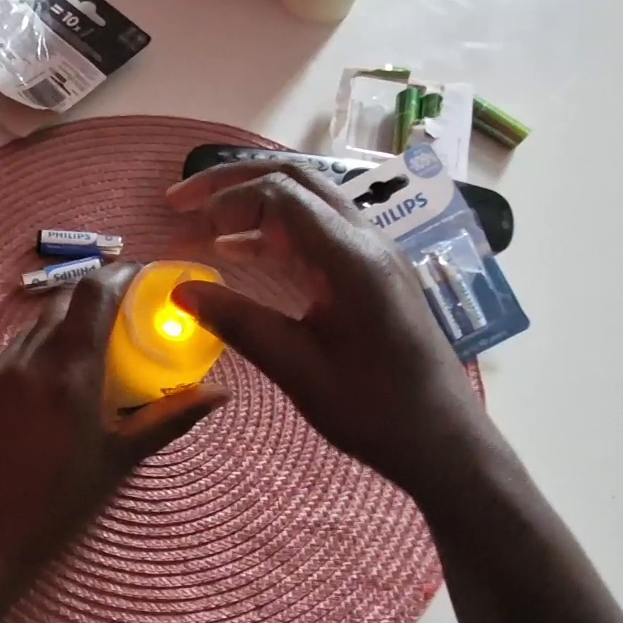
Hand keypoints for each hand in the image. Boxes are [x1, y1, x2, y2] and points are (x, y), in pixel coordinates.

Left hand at [0, 264, 227, 569]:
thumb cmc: (61, 503)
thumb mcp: (120, 460)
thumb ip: (169, 419)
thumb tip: (219, 394)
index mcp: (69, 373)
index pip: (93, 294)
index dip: (119, 273)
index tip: (140, 274)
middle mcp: (26, 359)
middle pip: (62, 304)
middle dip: (92, 300)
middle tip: (118, 317)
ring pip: (32, 328)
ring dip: (60, 331)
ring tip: (81, 359)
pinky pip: (7, 352)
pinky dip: (31, 356)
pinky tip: (42, 388)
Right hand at [165, 162, 491, 494]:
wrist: (444, 442)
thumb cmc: (377, 412)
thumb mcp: (299, 370)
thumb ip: (240, 323)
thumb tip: (180, 291)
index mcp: (353, 261)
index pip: (282, 196)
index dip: (225, 203)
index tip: (182, 230)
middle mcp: (367, 243)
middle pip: (296, 180)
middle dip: (232, 182)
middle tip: (178, 202)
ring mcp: (371, 257)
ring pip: (306, 203)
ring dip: (250, 203)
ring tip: (198, 223)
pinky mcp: (368, 276)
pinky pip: (314, 235)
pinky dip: (269, 233)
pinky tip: (236, 253)